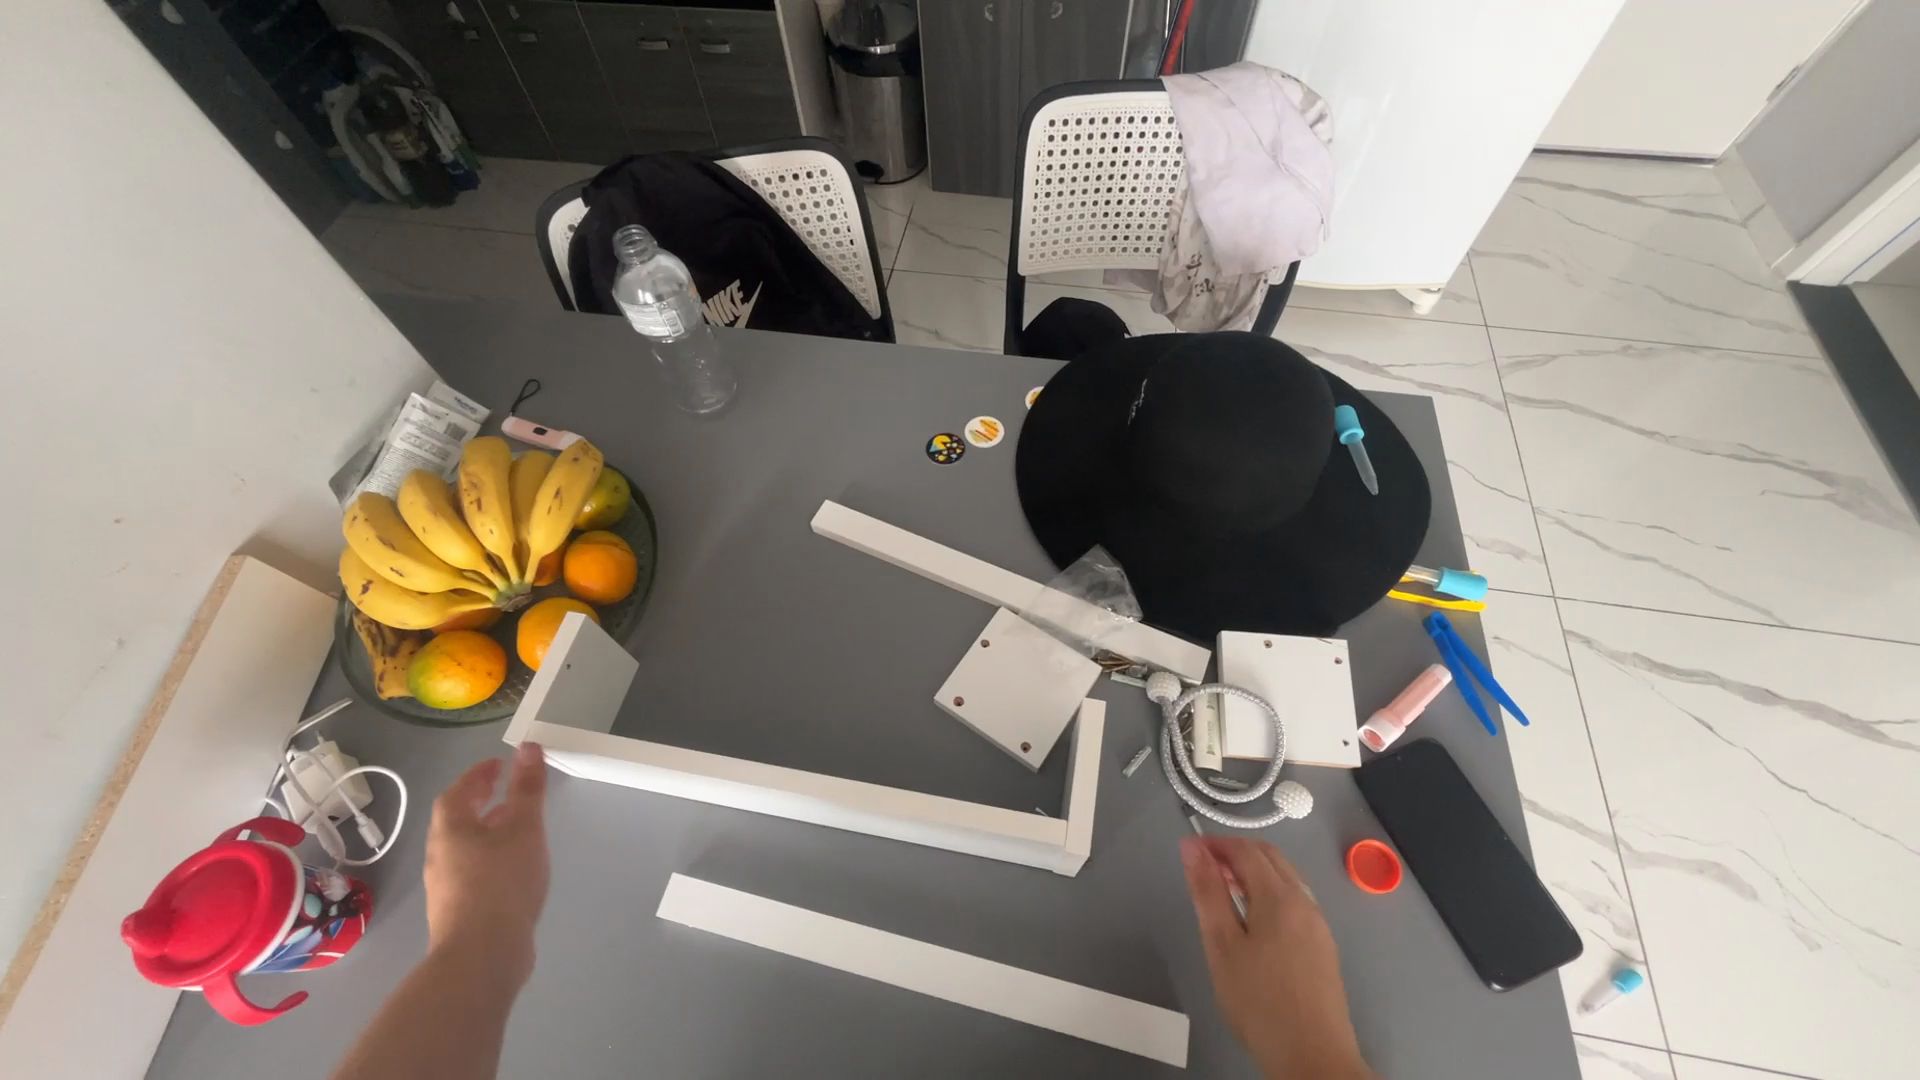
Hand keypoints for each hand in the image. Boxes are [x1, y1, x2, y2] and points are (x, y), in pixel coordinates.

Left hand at [424, 742, 550, 986]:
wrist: (481, 956)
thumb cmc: (502, 882)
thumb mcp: (524, 827)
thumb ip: (527, 788)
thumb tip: (527, 747)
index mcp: (451, 831)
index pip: (457, 793)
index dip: (477, 775)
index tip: (498, 764)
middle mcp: (441, 855)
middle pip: (455, 819)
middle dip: (478, 800)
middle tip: (502, 787)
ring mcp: (447, 886)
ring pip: (464, 845)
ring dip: (485, 827)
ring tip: (514, 823)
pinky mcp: (459, 910)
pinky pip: (472, 868)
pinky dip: (490, 853)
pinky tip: (513, 864)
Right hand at [1180, 835, 1372, 1079]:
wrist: (1313, 1059)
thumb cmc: (1258, 1000)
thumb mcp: (1221, 943)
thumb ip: (1207, 891)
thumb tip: (1192, 846)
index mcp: (1279, 896)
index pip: (1245, 850)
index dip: (1215, 842)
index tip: (1187, 849)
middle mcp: (1305, 901)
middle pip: (1270, 857)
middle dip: (1235, 851)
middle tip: (1204, 866)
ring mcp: (1318, 925)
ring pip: (1285, 878)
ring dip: (1253, 870)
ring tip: (1223, 889)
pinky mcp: (1323, 947)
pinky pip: (1294, 900)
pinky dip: (1269, 891)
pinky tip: (1252, 918)